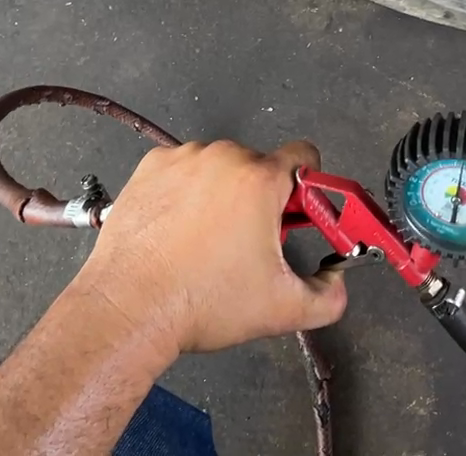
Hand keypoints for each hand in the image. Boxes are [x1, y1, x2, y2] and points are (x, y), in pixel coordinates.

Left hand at [70, 140, 347, 355]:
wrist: (129, 309)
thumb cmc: (198, 302)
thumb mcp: (282, 309)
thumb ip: (329, 295)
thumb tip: (336, 282)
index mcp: (261, 180)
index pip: (304, 156)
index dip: (308, 186)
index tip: (297, 212)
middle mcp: (224, 158)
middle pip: (260, 166)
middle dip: (261, 198)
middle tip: (247, 241)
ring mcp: (184, 158)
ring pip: (220, 167)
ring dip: (222, 192)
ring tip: (206, 239)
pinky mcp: (152, 167)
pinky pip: (183, 168)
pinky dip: (185, 190)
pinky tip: (178, 228)